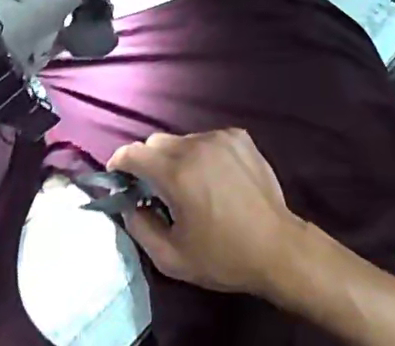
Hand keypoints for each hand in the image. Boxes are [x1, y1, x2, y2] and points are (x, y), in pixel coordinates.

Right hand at [106, 129, 309, 298]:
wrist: (276, 245)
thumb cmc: (222, 255)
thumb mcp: (171, 257)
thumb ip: (140, 227)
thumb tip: (129, 204)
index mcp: (177, 172)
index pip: (134, 152)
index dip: (120, 163)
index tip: (118, 178)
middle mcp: (197, 145)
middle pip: (157, 142)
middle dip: (148, 162)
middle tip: (154, 191)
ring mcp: (221, 137)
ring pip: (183, 140)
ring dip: (176, 158)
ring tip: (189, 187)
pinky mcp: (240, 137)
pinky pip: (208, 139)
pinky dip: (201, 154)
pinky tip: (214, 178)